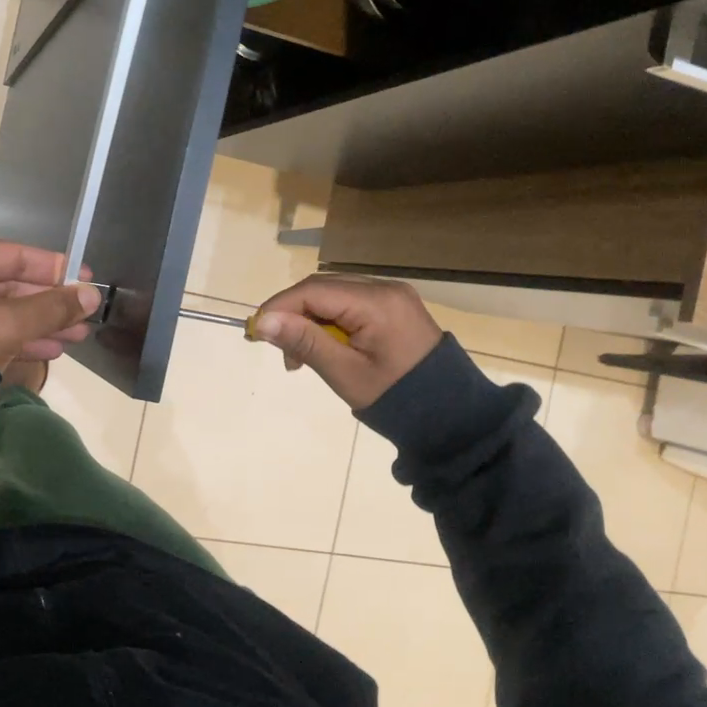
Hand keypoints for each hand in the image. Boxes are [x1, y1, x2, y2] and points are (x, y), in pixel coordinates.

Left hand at [0, 239, 100, 367]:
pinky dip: (22, 338)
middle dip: (52, 302)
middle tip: (87, 314)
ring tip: (78, 336)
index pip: (16, 256)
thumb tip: (91, 295)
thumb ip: (50, 308)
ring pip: (6, 310)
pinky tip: (53, 349)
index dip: (56, 268)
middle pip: (13, 284)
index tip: (89, 279)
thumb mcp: (6, 326)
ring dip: (42, 323)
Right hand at [249, 275, 444, 409]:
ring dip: (309, 319)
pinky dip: (329, 322)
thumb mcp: (344, 373)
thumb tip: (263, 321)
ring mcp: (392, 297)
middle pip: (322, 288)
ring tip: (299, 356)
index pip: (313, 290)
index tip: (255, 332)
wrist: (451, 419)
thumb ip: (304, 341)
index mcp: (376, 302)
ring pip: (333, 295)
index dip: (279, 307)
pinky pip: (350, 304)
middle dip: (292, 313)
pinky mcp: (394, 308)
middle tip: (276, 349)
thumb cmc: (395, 399)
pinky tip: (322, 348)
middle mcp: (385, 288)